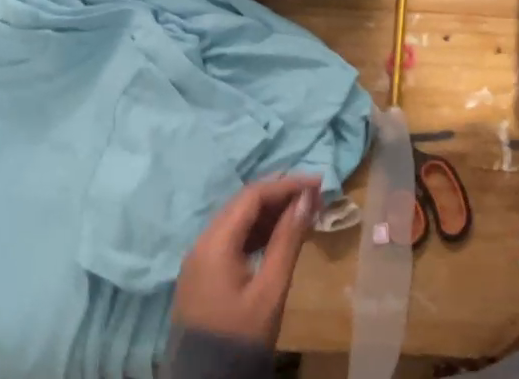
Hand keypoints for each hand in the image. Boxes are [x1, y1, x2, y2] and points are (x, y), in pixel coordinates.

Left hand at [174, 177, 319, 345]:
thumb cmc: (242, 333)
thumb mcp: (271, 288)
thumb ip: (288, 239)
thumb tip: (307, 199)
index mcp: (215, 243)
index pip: (252, 196)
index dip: (286, 185)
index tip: (318, 184)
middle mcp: (202, 243)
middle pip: (243, 204)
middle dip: (280, 195)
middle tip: (315, 196)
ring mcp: (199, 259)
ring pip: (237, 220)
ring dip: (270, 212)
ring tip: (303, 212)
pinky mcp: (203, 274)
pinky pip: (232, 238)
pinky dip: (257, 231)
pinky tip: (280, 235)